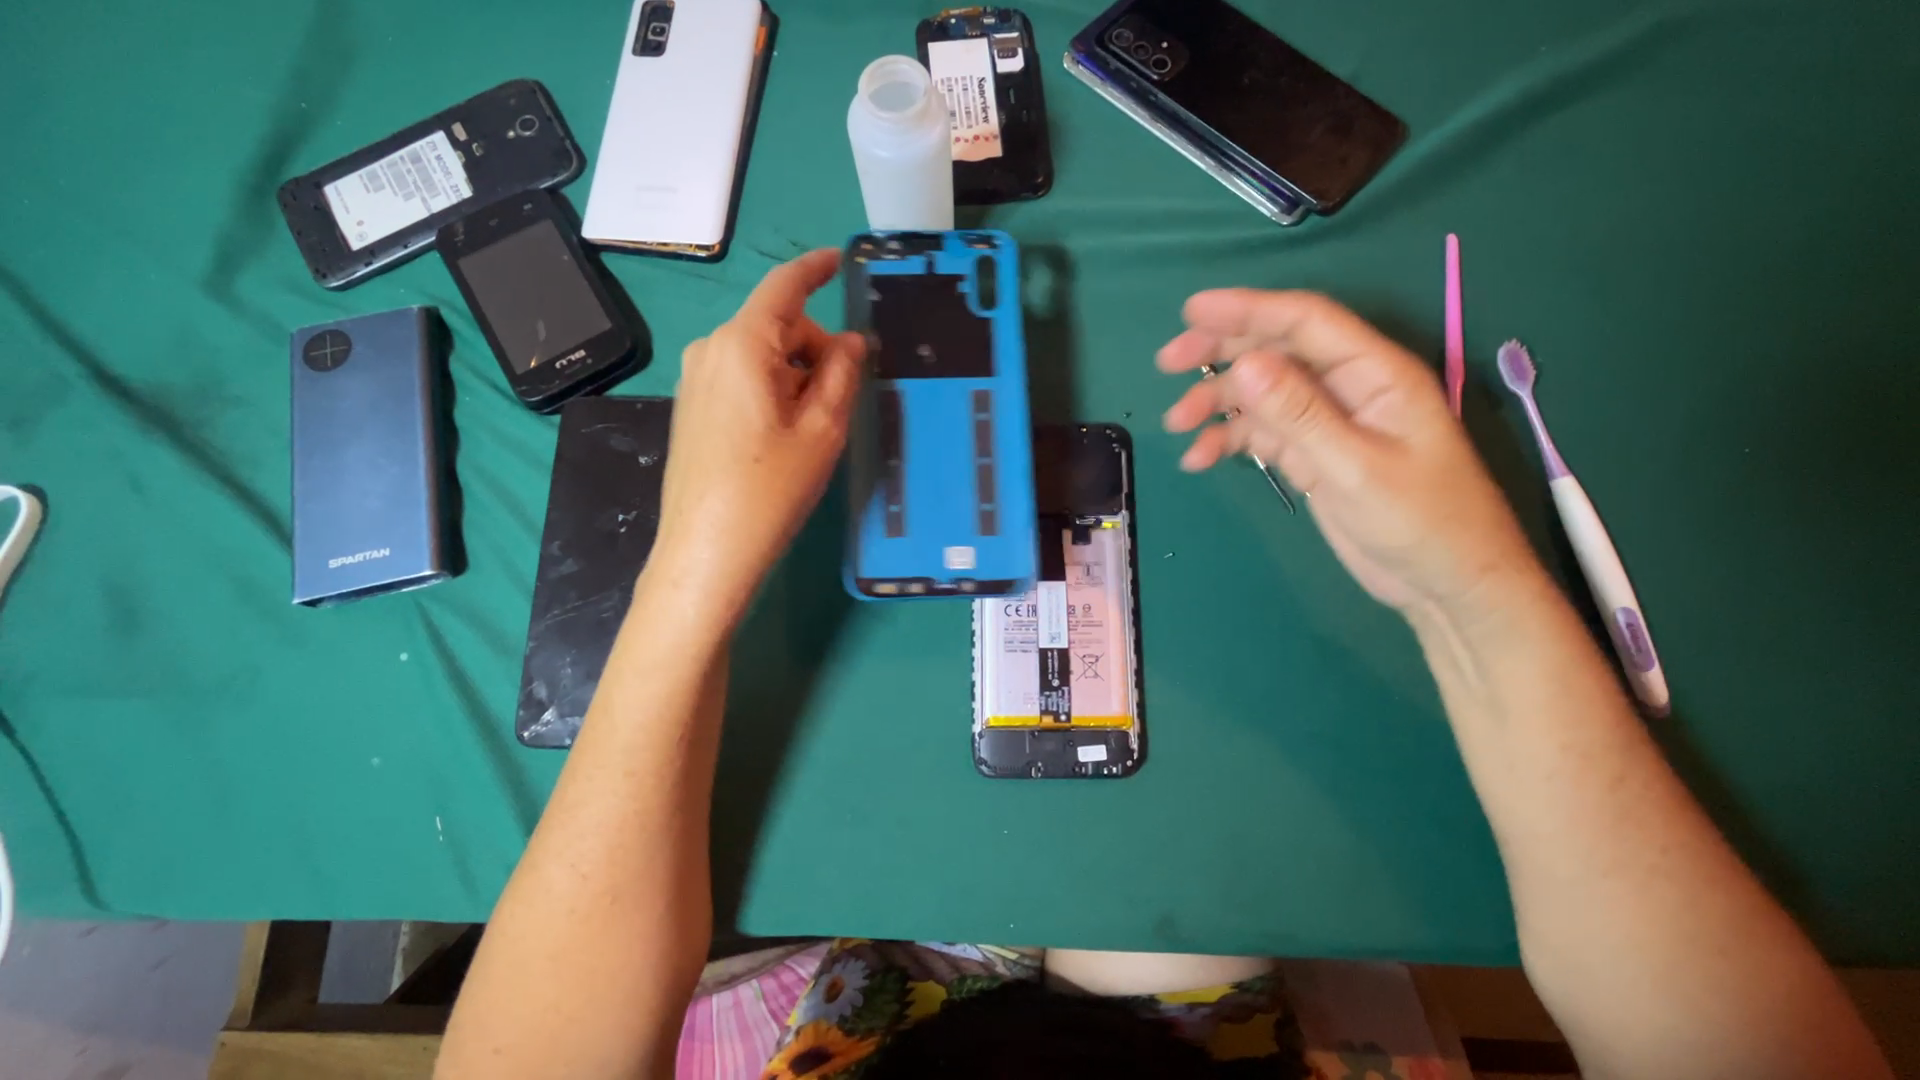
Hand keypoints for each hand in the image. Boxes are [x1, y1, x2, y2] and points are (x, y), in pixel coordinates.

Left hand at [648, 249, 864, 625]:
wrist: (706, 552)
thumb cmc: (770, 490)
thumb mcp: (822, 430)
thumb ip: (842, 373)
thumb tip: (851, 342)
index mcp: (742, 344)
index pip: (784, 288)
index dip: (814, 269)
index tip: (839, 259)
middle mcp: (711, 350)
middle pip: (777, 326)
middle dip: (816, 347)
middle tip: (845, 398)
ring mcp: (695, 380)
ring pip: (762, 355)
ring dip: (796, 375)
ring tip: (815, 429)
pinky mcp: (693, 408)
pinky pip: (742, 378)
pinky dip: (773, 390)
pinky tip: (785, 436)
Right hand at [1158, 290, 1540, 620]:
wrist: (1445, 584)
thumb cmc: (1421, 521)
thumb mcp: (1356, 467)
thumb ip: (1300, 413)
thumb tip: (1244, 364)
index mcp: (1374, 372)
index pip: (1305, 322)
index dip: (1248, 309)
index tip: (1191, 311)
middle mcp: (1347, 387)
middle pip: (1276, 351)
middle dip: (1220, 353)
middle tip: (1168, 362)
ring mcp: (1328, 423)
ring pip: (1261, 394)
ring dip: (1217, 403)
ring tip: (1177, 425)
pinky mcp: (1313, 456)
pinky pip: (1262, 435)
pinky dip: (1229, 441)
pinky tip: (1200, 459)